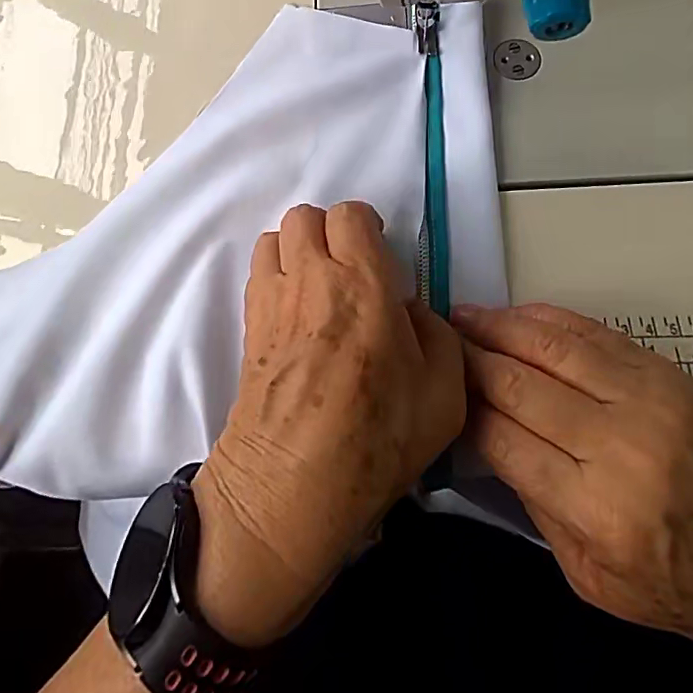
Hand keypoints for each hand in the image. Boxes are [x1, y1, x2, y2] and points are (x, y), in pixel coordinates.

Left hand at [191, 202, 465, 646]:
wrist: (292, 478)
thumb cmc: (376, 438)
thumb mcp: (444, 392)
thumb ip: (434, 332)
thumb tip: (405, 308)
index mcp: (363, 284)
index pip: (350, 214)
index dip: (366, 228)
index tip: (377, 257)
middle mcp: (310, 277)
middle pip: (305, 216)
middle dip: (328, 233)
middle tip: (348, 270)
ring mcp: (271, 296)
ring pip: (274, 237)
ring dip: (296, 250)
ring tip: (316, 288)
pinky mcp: (248, 321)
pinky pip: (257, 272)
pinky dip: (275, 276)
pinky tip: (293, 312)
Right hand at [455, 303, 692, 680]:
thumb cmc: (688, 585)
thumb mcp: (594, 580)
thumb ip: (534, 506)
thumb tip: (485, 437)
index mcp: (598, 510)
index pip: (497, 435)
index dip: (457, 407)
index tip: (431, 391)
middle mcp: (620, 447)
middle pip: (513, 382)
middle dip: (463, 359)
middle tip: (429, 343)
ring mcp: (647, 401)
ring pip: (545, 345)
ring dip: (492, 325)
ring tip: (457, 318)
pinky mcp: (664, 374)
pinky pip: (587, 331)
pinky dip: (539, 318)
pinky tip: (508, 316)